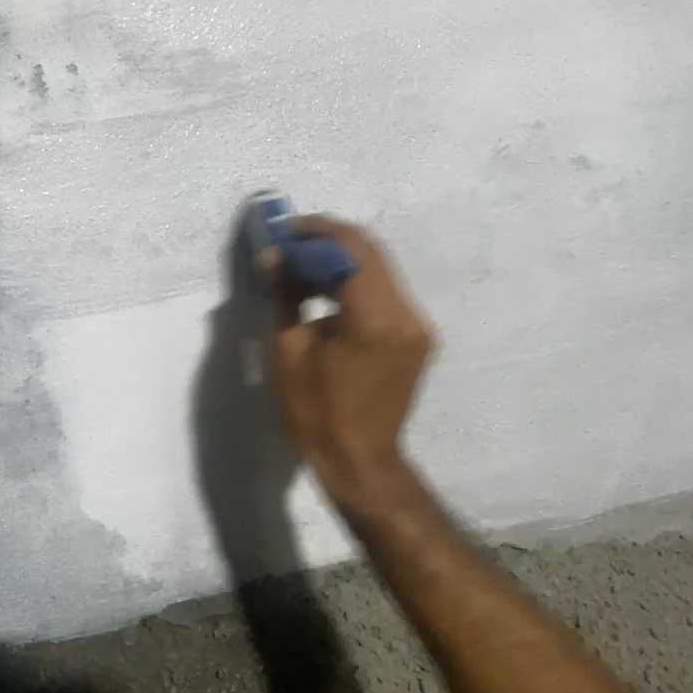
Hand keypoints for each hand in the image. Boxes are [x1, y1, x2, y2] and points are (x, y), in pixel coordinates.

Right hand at [267, 217, 434, 503]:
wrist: (359, 460)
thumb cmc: (315, 411)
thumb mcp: (288, 350)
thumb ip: (286, 296)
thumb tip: (275, 258)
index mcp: (373, 320)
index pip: (349, 249)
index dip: (314, 232)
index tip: (282, 232)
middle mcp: (406, 316)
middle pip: (370, 252)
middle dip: (327, 240)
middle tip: (289, 243)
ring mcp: (417, 326)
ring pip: (379, 268)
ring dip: (340, 259)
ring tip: (300, 267)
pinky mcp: (417, 337)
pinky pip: (384, 292)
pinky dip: (353, 281)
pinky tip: (323, 291)